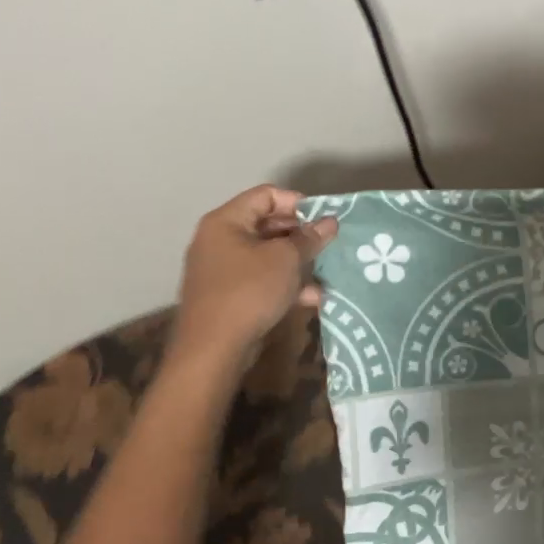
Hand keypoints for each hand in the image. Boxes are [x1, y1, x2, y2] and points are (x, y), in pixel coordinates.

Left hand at [169, 185, 338, 367]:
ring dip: (297, 260)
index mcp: (226, 221)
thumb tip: (330, 221)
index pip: (267, 194)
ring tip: (324, 270)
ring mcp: (221, 268)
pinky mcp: (228, 293)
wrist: (213, 348)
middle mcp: (219, 239)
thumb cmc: (249, 292)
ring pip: (267, 253)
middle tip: (328, 244)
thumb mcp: (286, 260)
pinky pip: (261, 277)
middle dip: (301, 233)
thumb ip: (310, 238)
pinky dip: (284, 282)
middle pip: (267, 223)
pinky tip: (312, 297)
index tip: (324, 220)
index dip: (298, 203)